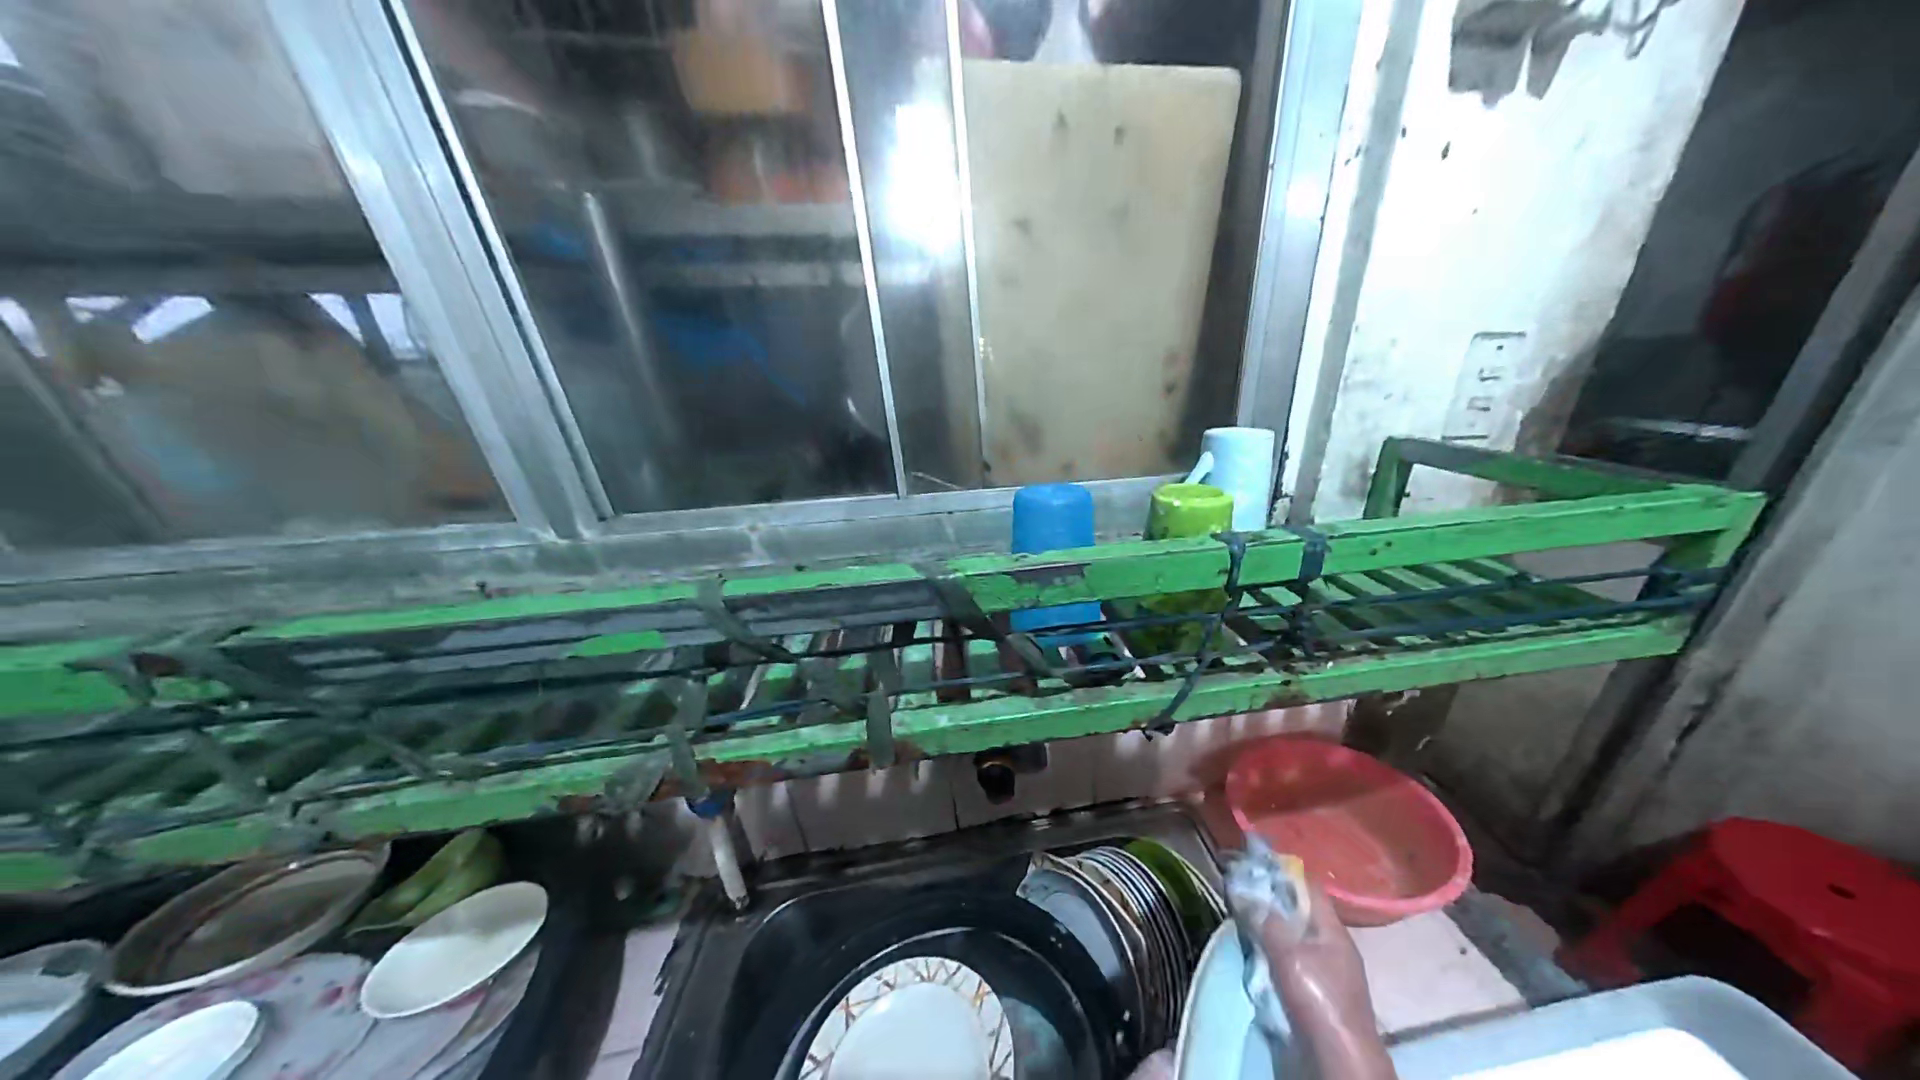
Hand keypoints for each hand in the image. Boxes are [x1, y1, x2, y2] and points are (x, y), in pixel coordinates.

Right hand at [1250, 880, 1397, 1079]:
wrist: (1341, 1062)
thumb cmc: (1320, 1000)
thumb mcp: (1289, 955)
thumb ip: (1266, 920)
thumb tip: (1242, 888)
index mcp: (1333, 930)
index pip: (1308, 886)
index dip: (1281, 870)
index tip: (1251, 858)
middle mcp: (1332, 945)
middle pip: (1299, 909)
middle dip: (1270, 896)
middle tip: (1237, 885)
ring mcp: (1327, 970)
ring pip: (1293, 933)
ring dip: (1268, 922)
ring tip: (1239, 912)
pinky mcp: (1317, 991)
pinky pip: (1291, 956)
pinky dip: (1271, 946)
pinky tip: (1253, 947)